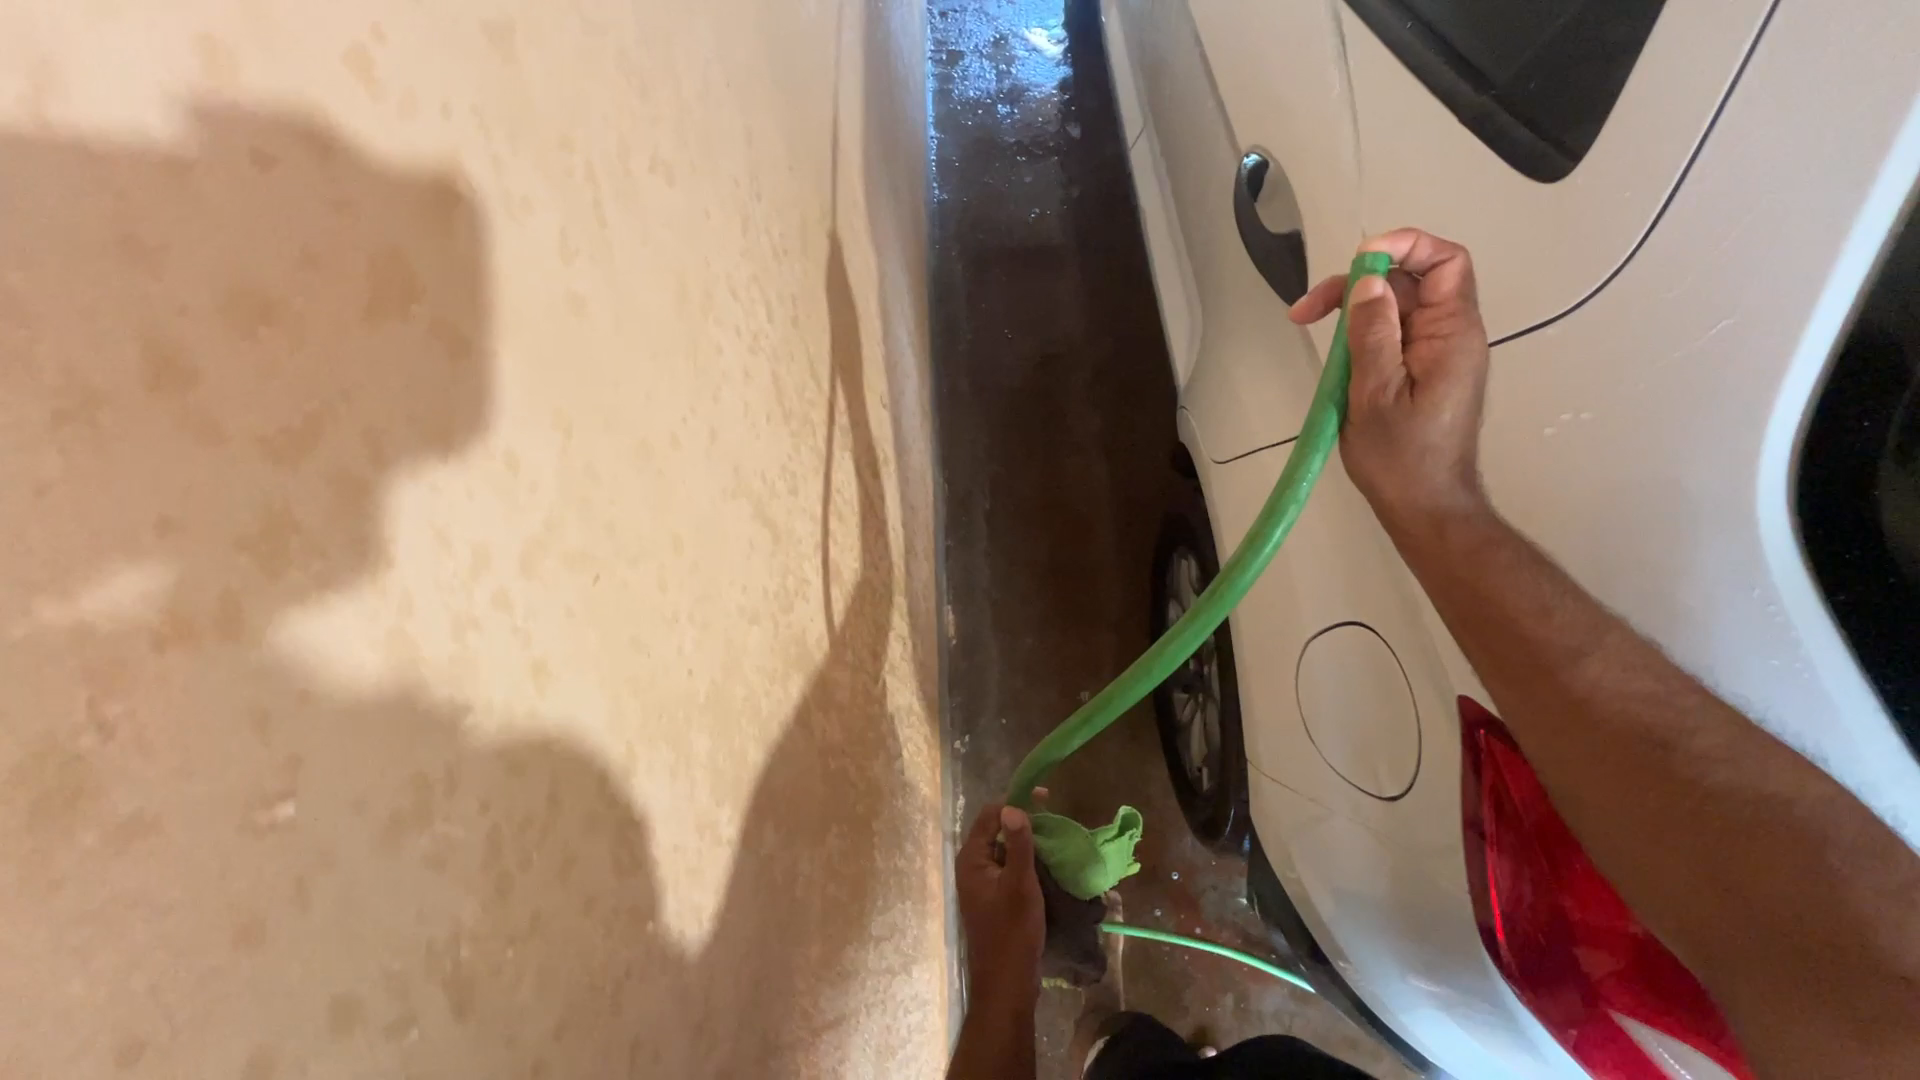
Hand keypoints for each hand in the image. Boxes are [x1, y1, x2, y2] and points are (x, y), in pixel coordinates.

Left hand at [955, 803, 1044, 1003]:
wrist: (1006, 982)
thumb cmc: (1012, 932)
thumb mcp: (1020, 884)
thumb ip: (1018, 844)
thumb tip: (1013, 806)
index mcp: (972, 858)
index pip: (990, 814)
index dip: (1015, 802)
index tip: (1045, 798)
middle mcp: (972, 866)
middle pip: (995, 829)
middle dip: (1021, 819)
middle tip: (1052, 817)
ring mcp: (981, 883)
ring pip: (1003, 849)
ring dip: (1024, 840)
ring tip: (1053, 836)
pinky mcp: (993, 898)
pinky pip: (1007, 867)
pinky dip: (1024, 859)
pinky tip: (1045, 862)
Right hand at [1289, 229, 1491, 534]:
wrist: (1424, 506)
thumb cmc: (1401, 457)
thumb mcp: (1376, 393)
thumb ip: (1373, 334)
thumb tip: (1369, 281)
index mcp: (1451, 334)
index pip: (1444, 261)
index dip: (1405, 247)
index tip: (1357, 262)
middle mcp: (1450, 335)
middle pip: (1409, 283)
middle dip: (1358, 285)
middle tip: (1305, 311)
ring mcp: (1435, 354)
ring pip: (1394, 309)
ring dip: (1351, 312)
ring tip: (1306, 326)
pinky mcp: (1419, 372)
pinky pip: (1390, 337)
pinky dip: (1358, 336)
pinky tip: (1332, 354)